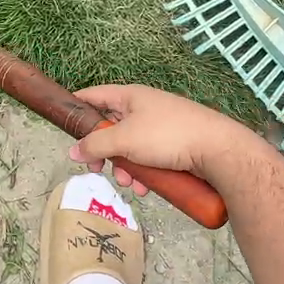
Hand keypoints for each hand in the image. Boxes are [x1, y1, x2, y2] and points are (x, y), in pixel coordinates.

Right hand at [70, 84, 255, 189]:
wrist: (219, 150)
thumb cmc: (167, 136)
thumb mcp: (124, 140)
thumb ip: (94, 145)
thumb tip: (72, 152)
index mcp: (130, 96)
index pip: (94, 95)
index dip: (77, 107)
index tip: (64, 123)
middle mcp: (144, 107)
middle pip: (111, 127)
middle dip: (104, 151)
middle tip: (97, 169)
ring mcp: (161, 126)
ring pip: (131, 146)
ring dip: (125, 166)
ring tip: (130, 184)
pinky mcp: (175, 144)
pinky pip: (150, 157)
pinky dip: (144, 172)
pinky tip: (147, 188)